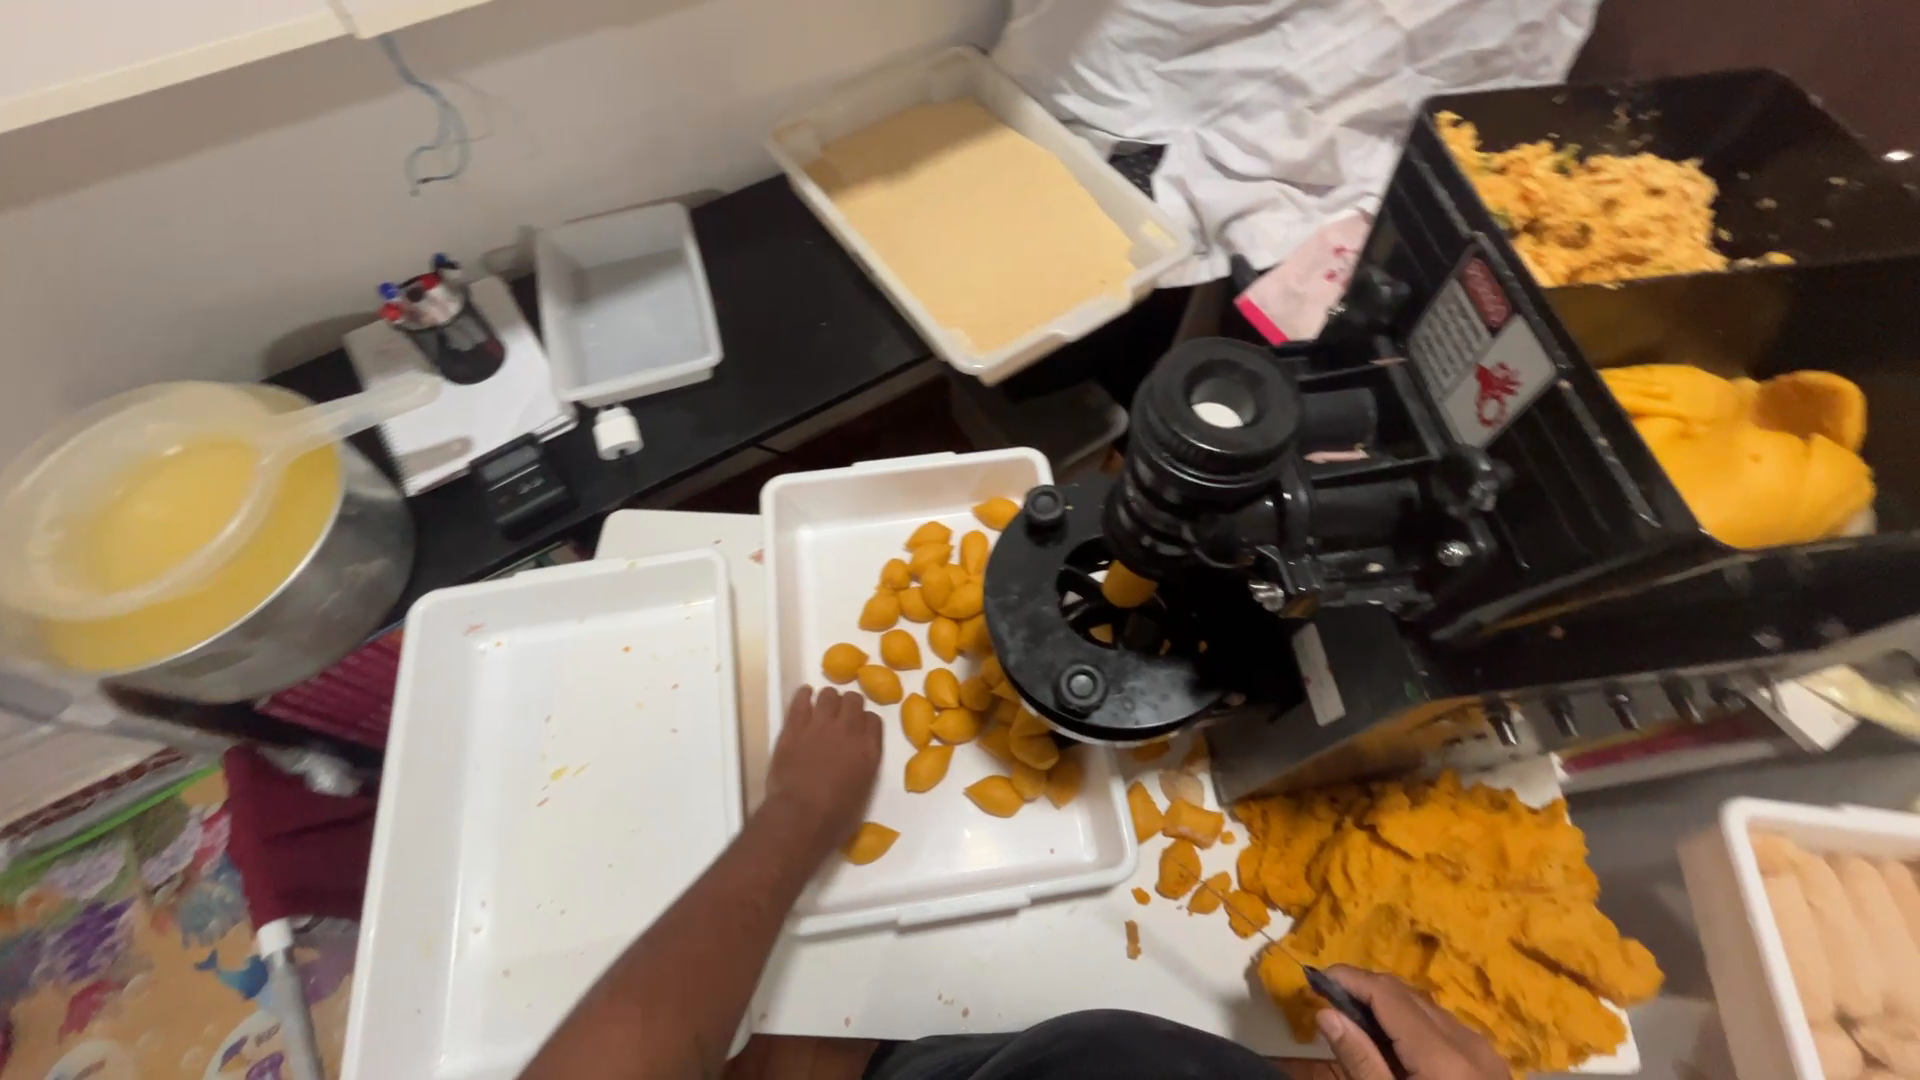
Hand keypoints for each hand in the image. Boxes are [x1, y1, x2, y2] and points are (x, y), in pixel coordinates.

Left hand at [763, 686, 882, 851]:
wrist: (799, 818)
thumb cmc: (834, 818)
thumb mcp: (863, 793)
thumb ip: (864, 768)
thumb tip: (857, 761)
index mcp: (869, 749)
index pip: (874, 720)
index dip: (866, 722)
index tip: (860, 729)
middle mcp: (848, 729)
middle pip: (854, 700)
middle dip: (849, 705)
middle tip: (842, 716)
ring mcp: (820, 724)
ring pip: (829, 694)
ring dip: (828, 699)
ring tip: (823, 708)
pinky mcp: (794, 726)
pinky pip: (801, 699)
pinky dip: (804, 695)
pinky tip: (805, 696)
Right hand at [1316, 966, 1507, 1079]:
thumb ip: (1360, 1062)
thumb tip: (1326, 1013)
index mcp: (1444, 1058)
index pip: (1387, 993)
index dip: (1349, 979)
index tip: (1314, 980)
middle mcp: (1469, 1043)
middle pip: (1406, 994)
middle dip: (1364, 989)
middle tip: (1329, 1001)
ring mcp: (1485, 1054)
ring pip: (1424, 1007)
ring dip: (1387, 1005)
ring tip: (1356, 1022)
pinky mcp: (1491, 1066)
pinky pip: (1443, 1026)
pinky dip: (1411, 1022)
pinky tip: (1394, 1045)